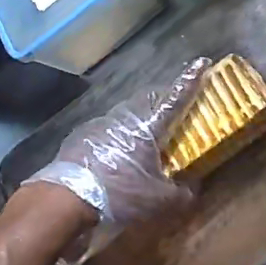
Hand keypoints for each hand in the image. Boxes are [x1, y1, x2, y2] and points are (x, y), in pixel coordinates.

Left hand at [25, 57, 209, 264]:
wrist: (64, 199)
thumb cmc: (119, 193)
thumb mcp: (159, 202)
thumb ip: (182, 195)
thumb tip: (193, 190)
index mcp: (148, 125)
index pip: (175, 97)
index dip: (190, 80)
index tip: (202, 62)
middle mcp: (124, 117)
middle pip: (149, 99)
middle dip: (164, 99)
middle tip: (176, 110)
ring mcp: (100, 124)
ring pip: (127, 114)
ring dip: (140, 122)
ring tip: (147, 141)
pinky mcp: (81, 136)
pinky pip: (108, 130)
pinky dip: (119, 137)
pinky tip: (118, 157)